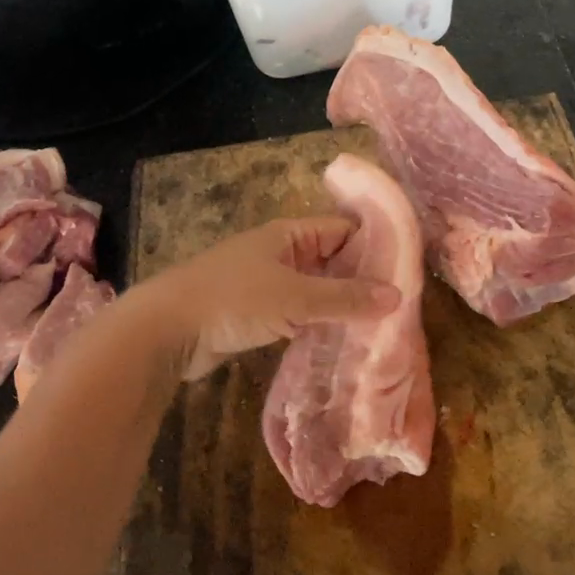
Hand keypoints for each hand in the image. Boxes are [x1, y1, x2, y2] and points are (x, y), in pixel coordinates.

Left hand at [134, 217, 396, 380]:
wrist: (166, 330)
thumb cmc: (232, 300)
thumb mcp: (295, 297)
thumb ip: (345, 298)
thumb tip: (399, 296)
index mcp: (288, 235)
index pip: (343, 231)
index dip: (375, 246)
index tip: (408, 270)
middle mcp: (279, 253)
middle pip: (331, 261)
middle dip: (361, 281)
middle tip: (400, 306)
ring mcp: (265, 284)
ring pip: (315, 290)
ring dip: (340, 306)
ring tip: (379, 328)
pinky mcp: (254, 314)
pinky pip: (297, 314)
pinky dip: (317, 324)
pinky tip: (340, 343)